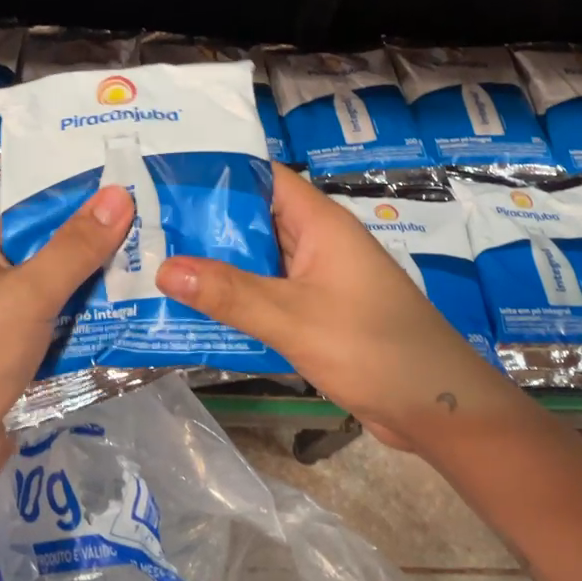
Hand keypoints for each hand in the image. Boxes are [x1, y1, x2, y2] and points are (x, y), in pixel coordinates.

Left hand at [0, 185, 135, 499]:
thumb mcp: (28, 292)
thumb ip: (75, 248)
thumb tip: (118, 192)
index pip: (45, 216)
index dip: (90, 210)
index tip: (146, 203)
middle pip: (57, 262)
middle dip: (105, 259)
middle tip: (168, 251)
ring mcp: (3, 331)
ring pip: (63, 306)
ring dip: (102, 303)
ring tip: (164, 290)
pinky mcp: (15, 371)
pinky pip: (59, 345)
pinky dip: (89, 341)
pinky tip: (134, 336)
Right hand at [156, 164, 493, 447]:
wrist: (439, 410)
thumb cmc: (373, 348)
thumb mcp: (294, 318)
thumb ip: (229, 293)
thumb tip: (163, 268)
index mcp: (320, 223)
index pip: (263, 176)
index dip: (215, 170)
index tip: (161, 173)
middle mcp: (317, 242)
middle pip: (254, 217)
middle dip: (202, 221)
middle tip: (142, 224)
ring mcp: (318, 279)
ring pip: (258, 258)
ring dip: (215, 263)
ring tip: (153, 262)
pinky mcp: (317, 312)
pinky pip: (268, 293)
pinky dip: (235, 297)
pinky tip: (194, 308)